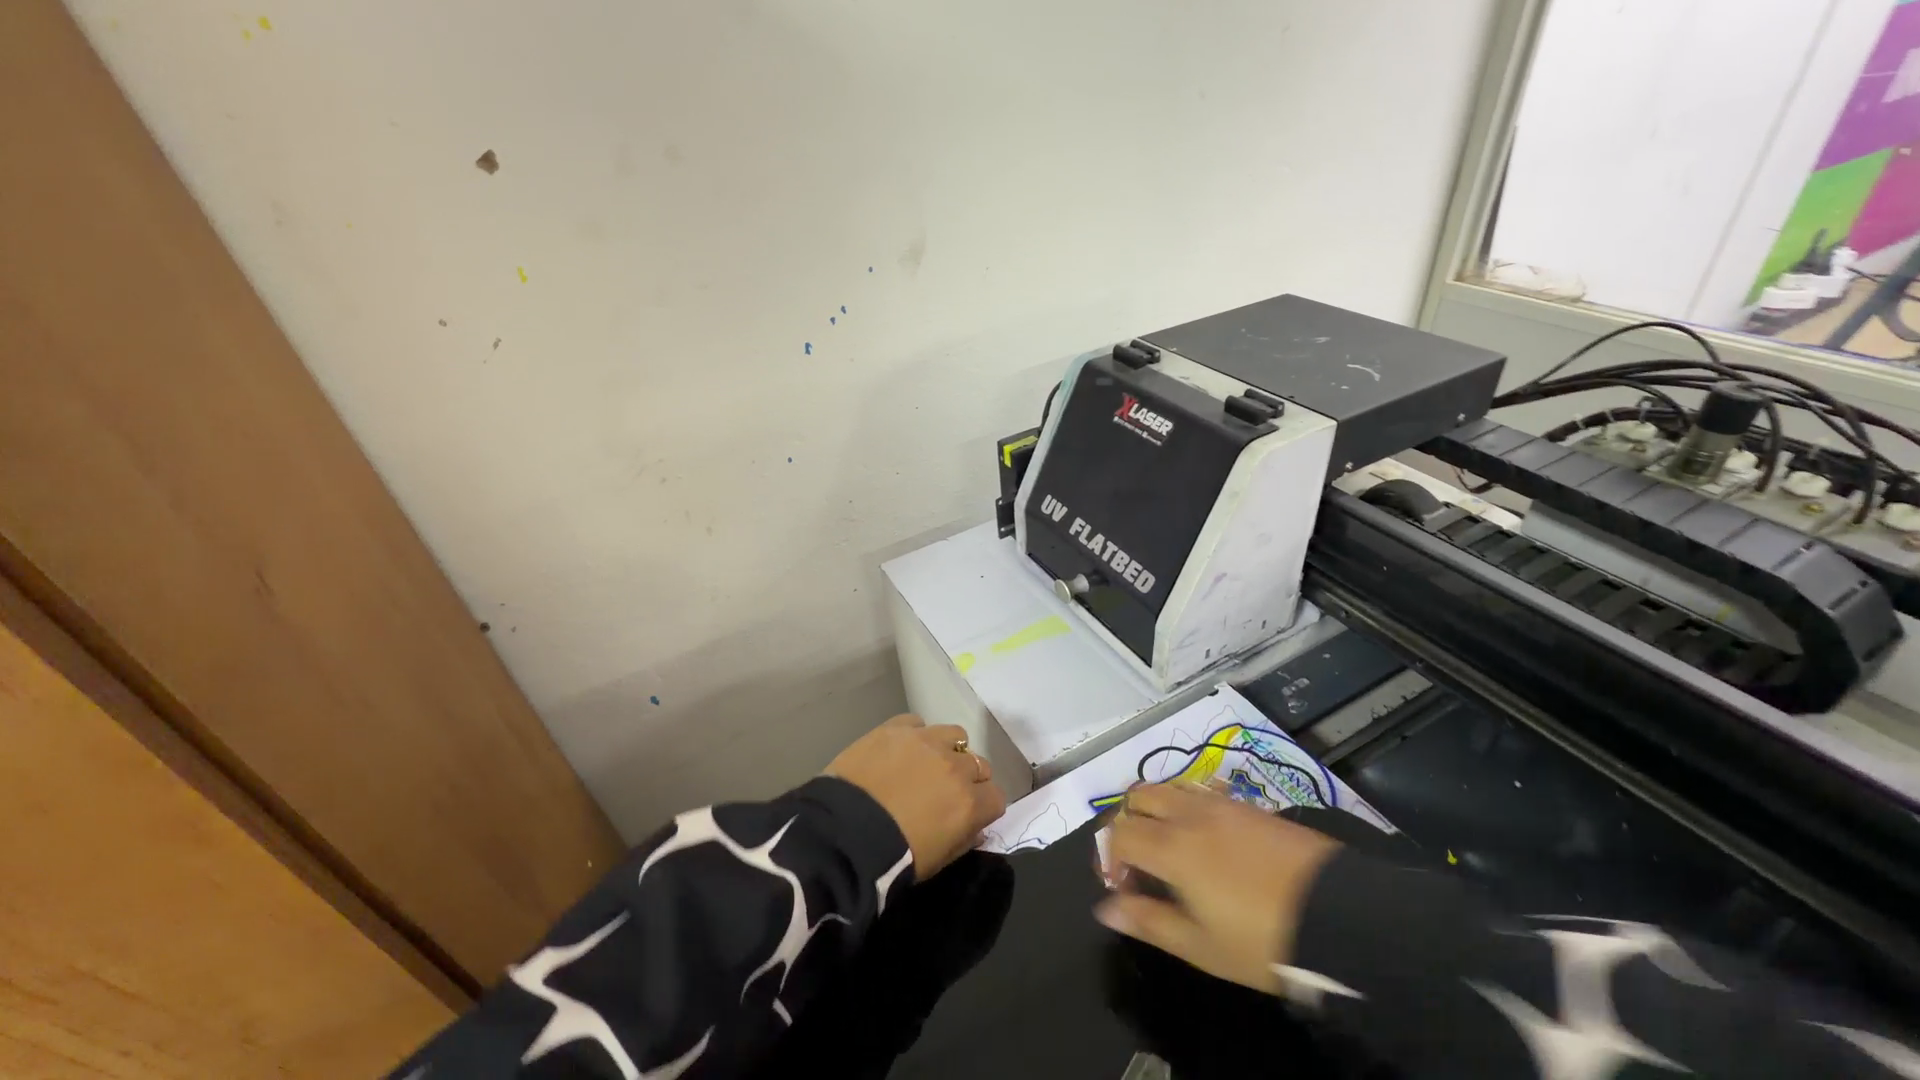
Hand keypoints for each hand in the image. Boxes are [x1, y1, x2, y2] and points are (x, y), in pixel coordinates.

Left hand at [826, 715, 1005, 880]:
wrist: (841, 836)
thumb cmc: (894, 858)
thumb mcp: (938, 861)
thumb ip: (964, 841)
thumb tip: (976, 829)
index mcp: (970, 802)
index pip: (996, 797)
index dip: (984, 807)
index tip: (969, 815)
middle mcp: (955, 766)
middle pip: (978, 765)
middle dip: (968, 780)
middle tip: (945, 792)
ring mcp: (925, 742)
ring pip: (955, 735)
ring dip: (947, 750)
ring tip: (927, 764)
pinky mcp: (895, 729)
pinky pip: (917, 723)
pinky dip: (915, 735)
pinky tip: (901, 750)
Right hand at [1095, 782, 1340, 991]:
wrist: (1340, 915)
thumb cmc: (1262, 940)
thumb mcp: (1201, 946)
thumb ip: (1148, 922)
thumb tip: (1106, 908)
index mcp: (1172, 848)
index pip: (1118, 834)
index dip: (1109, 858)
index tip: (1122, 889)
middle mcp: (1191, 815)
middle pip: (1139, 797)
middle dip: (1128, 823)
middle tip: (1138, 862)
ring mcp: (1224, 805)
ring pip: (1171, 787)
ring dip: (1157, 809)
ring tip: (1169, 846)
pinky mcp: (1252, 807)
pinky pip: (1204, 791)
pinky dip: (1189, 805)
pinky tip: (1206, 839)